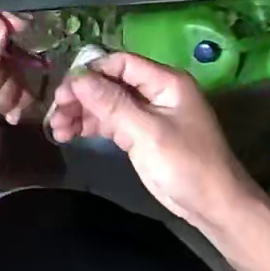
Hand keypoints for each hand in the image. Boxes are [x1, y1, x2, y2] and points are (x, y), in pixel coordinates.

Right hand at [46, 52, 260, 227]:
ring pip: (105, 103)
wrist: (214, 206)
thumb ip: (111, 103)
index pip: (120, 63)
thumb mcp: (147, 132)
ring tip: (56, 128)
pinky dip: (89, 126)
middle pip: (109, 83)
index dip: (90, 72)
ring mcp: (147, 114)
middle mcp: (155, 91)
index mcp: (165, 81)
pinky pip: (109, 122)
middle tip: (55, 112)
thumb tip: (77, 78)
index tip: (64, 90)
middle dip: (81, 95)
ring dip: (80, 113)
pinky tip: (68, 135)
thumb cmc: (186, 165)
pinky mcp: (140, 134)